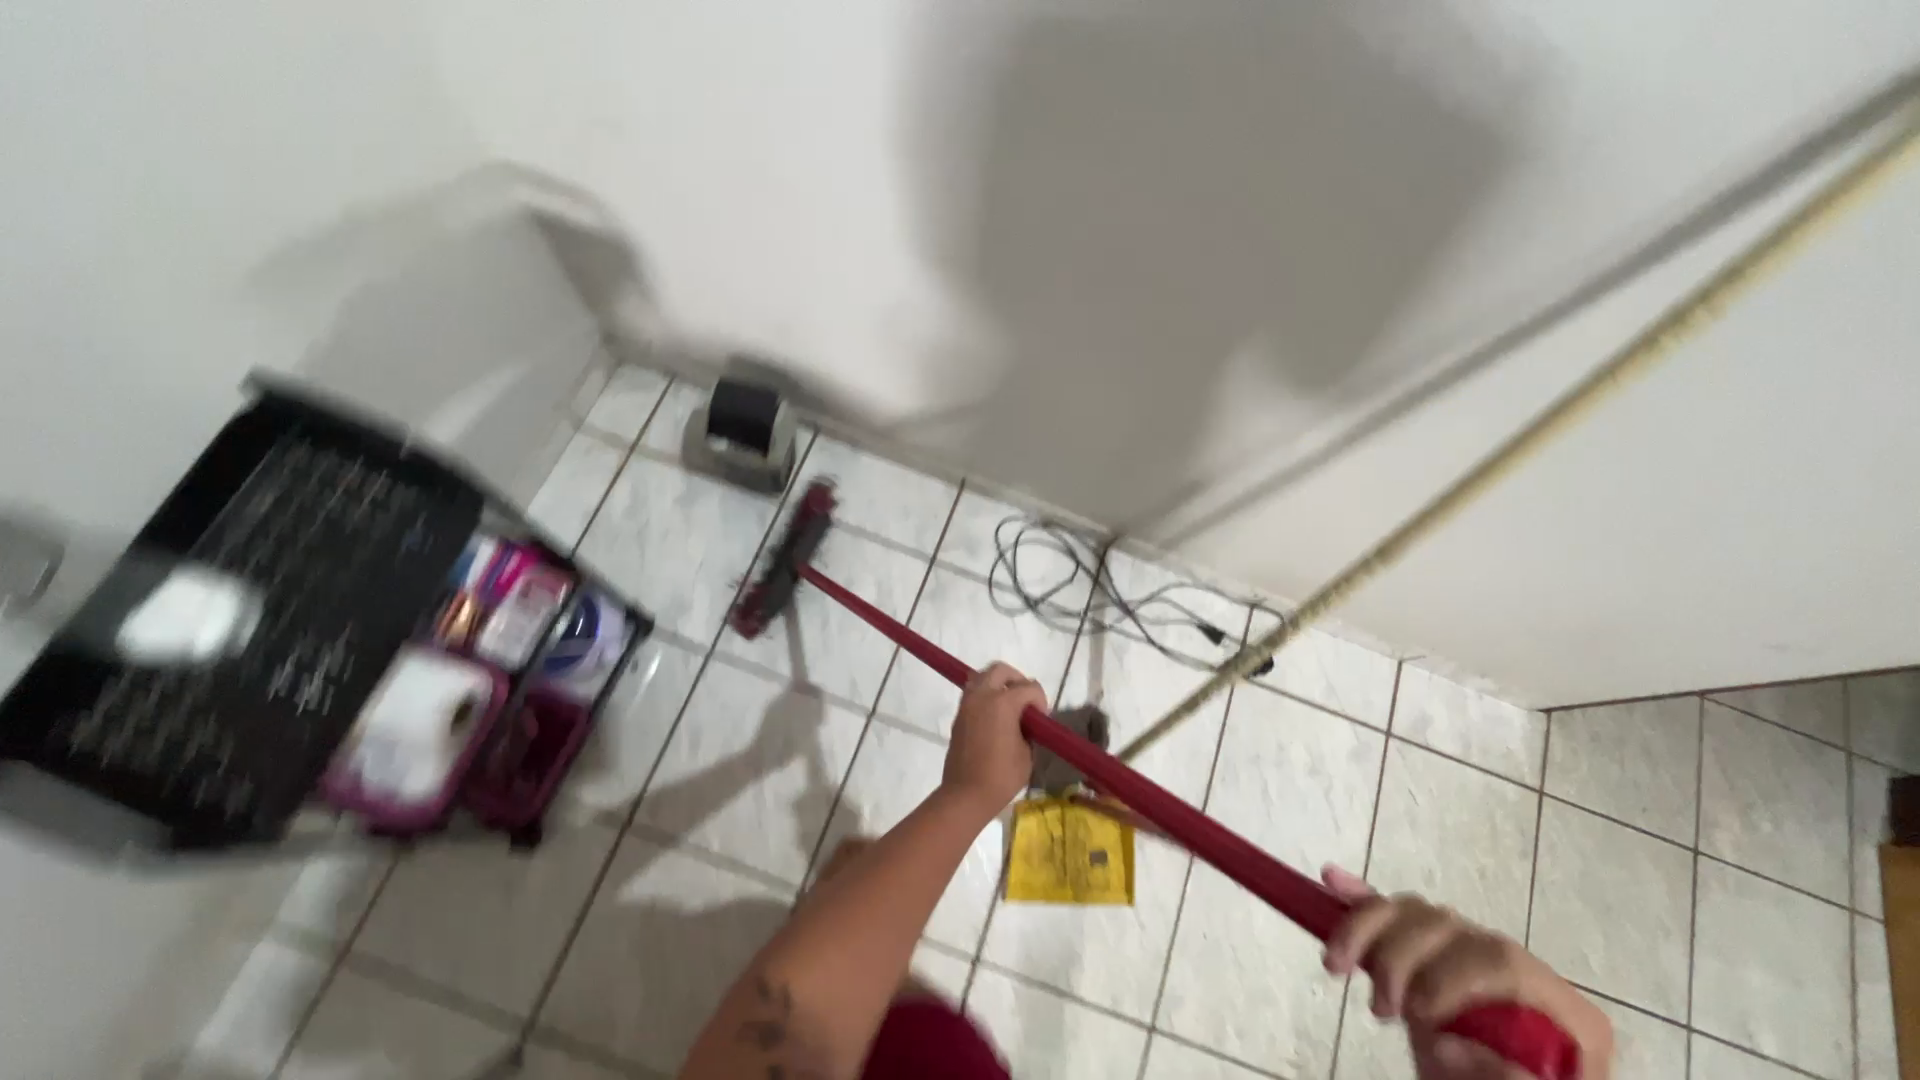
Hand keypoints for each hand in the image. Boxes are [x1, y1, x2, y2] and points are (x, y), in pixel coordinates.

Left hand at [942, 662, 1042, 811]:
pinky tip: (996, 717)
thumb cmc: (1002, 776)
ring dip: (999, 685)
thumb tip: (1026, 723)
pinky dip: (986, 696)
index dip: (1040, 701)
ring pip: (982, 677)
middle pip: (1001, 670)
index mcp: (1002, 702)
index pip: (1029, 687)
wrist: (966, 794)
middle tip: (1026, 701)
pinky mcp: (959, 716)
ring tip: (1010, 706)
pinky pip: (973, 693)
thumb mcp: (1028, 753)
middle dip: (1017, 680)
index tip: (1041, 719)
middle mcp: (982, 696)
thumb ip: (1029, 729)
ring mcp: (967, 704)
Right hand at [1320, 866, 1612, 1079]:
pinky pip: (1395, 916)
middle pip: (1449, 928)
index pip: (1501, 960)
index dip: (1449, 977)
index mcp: (1562, 1012)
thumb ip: (1508, 1077)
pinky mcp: (1432, 960)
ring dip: (1366, 931)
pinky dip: (1361, 899)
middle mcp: (1516, 970)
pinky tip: (1331, 878)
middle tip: (1380, 1010)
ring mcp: (1471, 958)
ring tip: (1339, 968)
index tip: (1418, 1020)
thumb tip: (1448, 1043)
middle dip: (1398, 958)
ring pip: (1414, 913)